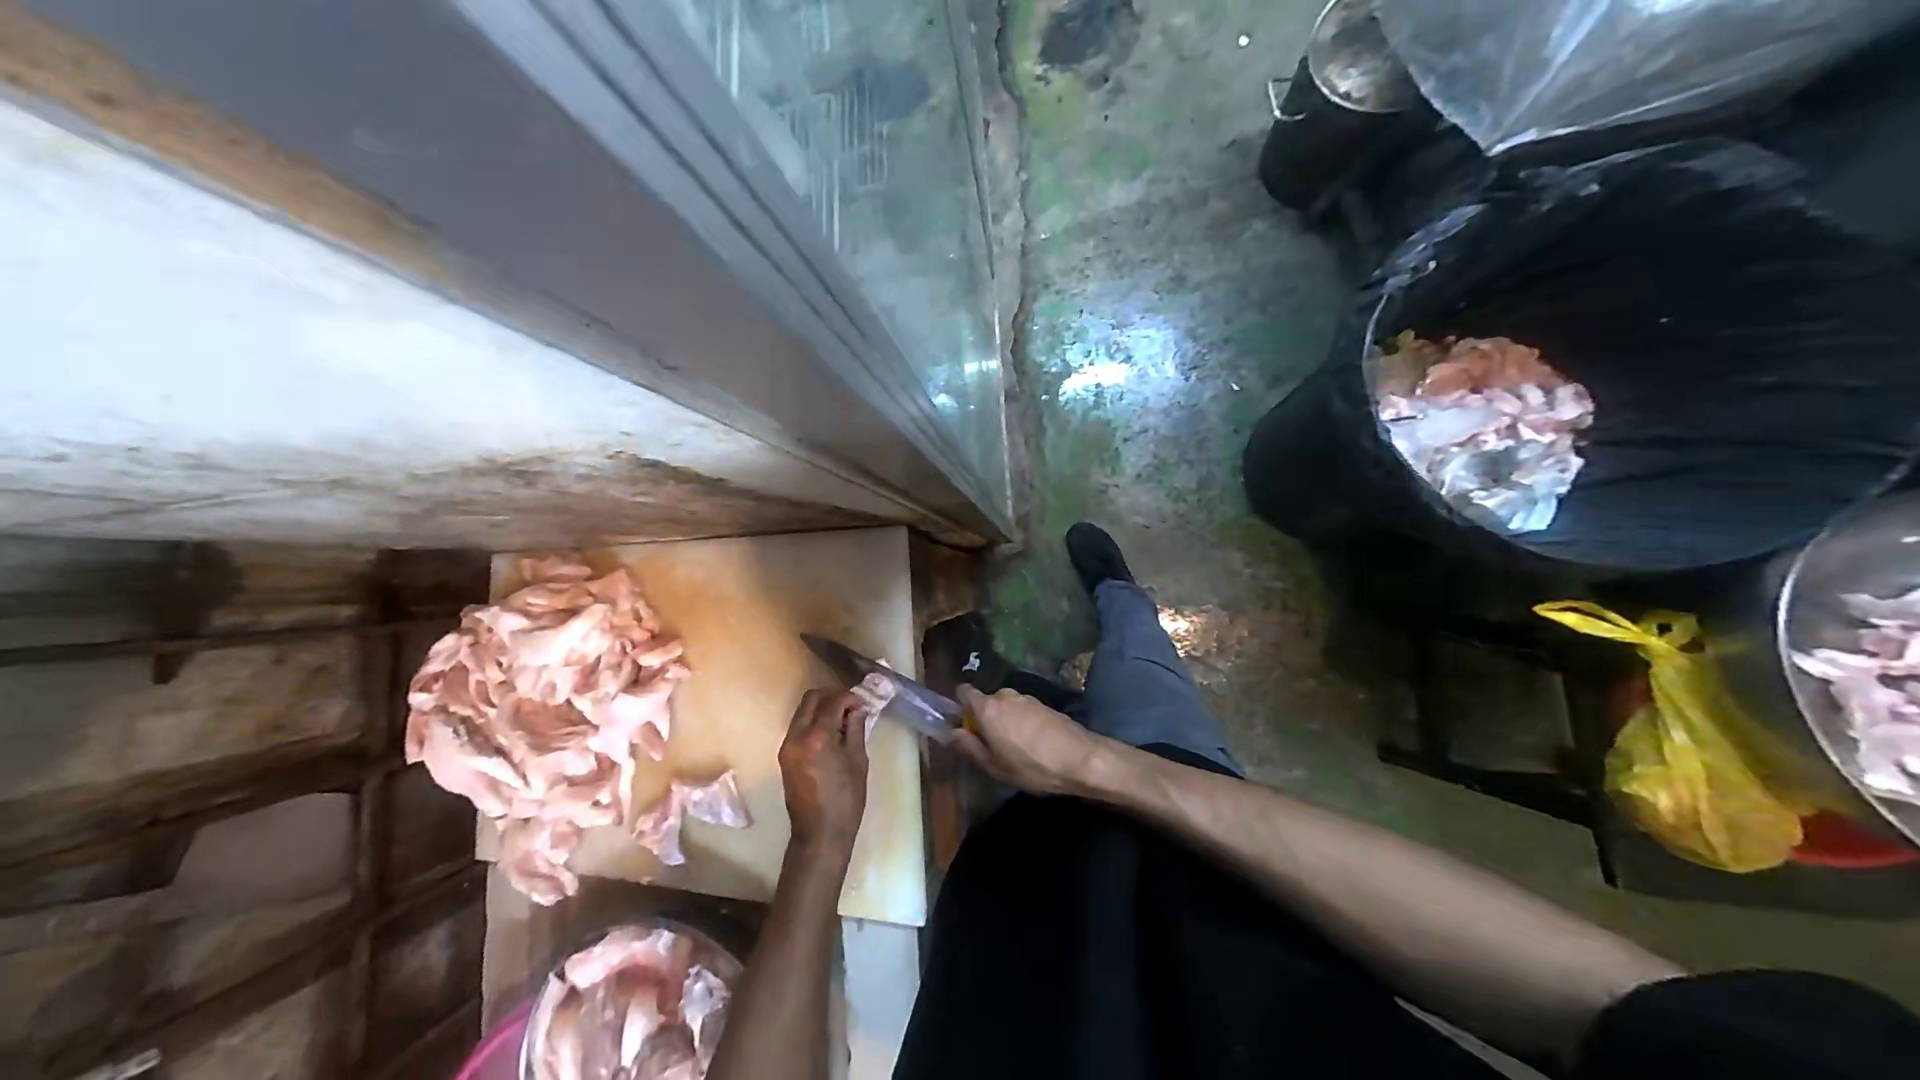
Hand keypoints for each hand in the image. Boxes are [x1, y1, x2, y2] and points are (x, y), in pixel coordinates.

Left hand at [778, 689, 869, 865]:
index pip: (832, 702)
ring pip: (802, 710)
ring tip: (843, 719)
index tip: (863, 704)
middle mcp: (796, 736)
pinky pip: (798, 725)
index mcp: (816, 738)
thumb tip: (857, 709)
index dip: (850, 698)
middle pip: (811, 698)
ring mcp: (787, 745)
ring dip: (822, 707)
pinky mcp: (785, 755)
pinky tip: (831, 732)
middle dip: (833, 696)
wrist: (820, 833)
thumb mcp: (858, 761)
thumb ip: (856, 729)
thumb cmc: (846, 800)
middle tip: (852, 706)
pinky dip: (814, 720)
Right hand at [951, 685, 1104, 795]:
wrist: (1080, 758)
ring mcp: (1027, 697)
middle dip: (985, 719)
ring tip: (1015, 749)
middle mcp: (1005, 694)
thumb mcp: (993, 765)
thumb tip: (952, 732)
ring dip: (1005, 722)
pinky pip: (1023, 711)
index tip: (965, 728)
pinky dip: (1022, 723)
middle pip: (986, 702)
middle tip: (991, 746)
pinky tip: (1033, 745)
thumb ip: (969, 746)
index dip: (961, 707)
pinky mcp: (1044, 704)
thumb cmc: (1031, 765)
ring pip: (1006, 707)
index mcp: (988, 707)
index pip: (964, 691)